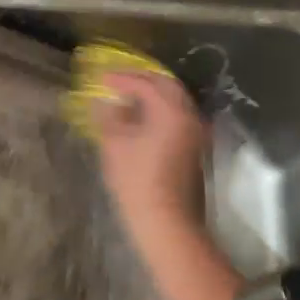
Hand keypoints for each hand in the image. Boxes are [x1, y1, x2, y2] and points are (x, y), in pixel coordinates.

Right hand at [90, 71, 208, 242]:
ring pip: (176, 101)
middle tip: (119, 81)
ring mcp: (197, 132)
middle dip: (142, 80)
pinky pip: (179, 116)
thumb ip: (110, 117)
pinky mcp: (196, 148)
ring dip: (153, 95)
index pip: (146, 83)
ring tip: (129, 98)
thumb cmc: (137, 182)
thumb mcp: (115, 146)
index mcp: (171, 110)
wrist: (167, 221)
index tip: (102, 79)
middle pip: (167, 86)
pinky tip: (143, 119)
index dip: (122, 78)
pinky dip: (161, 110)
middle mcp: (190, 115)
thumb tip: (107, 103)